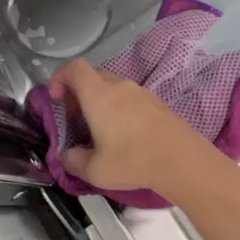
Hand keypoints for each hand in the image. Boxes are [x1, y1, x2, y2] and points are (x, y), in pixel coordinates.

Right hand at [49, 58, 226, 195]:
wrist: (183, 160)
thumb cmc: (134, 161)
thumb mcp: (96, 171)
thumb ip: (73, 161)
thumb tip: (66, 155)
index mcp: (99, 96)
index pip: (74, 68)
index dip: (59, 77)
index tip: (56, 99)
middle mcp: (119, 86)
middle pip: (92, 76)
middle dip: (78, 92)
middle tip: (76, 118)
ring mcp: (141, 92)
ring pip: (112, 86)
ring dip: (100, 100)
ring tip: (100, 129)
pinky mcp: (157, 102)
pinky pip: (130, 97)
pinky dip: (119, 107)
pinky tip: (125, 134)